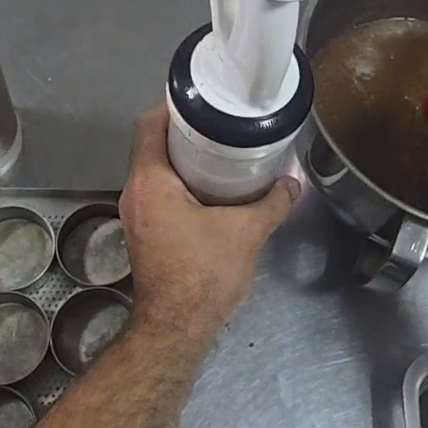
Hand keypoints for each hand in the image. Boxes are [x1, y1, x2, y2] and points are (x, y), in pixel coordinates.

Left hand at [119, 105, 299, 328]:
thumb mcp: (246, 232)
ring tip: (218, 151)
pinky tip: (209, 188)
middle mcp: (133, 194)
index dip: (171, 106)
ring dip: (180, 159)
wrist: (176, 328)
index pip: (148, 125)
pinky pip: (156, 193)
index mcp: (150, 182)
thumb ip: (272, 203)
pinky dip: (178, 183)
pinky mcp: (141, 233)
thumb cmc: (204, 274)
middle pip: (150, 146)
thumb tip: (294, 184)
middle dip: (182, 131)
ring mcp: (134, 215)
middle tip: (218, 123)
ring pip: (153, 171)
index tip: (201, 100)